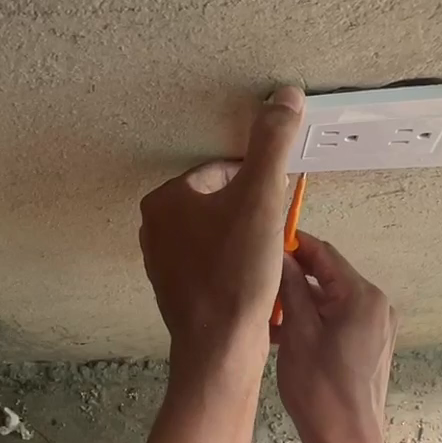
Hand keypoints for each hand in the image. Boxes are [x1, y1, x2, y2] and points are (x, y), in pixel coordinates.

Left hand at [139, 87, 303, 362]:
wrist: (221, 347)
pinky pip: (215, 265)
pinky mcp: (179, 292)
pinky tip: (254, 285)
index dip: (259, 185)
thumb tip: (285, 95)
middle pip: (222, 203)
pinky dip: (237, 269)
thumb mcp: (262, 197)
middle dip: (253, 214)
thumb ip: (272, 143)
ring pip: (220, 235)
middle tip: (272, 238)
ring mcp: (164, 264)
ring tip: (264, 262)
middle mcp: (156, 229)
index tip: (274, 208)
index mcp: (165, 200)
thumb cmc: (236, 273)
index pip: (224, 171)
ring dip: (248, 241)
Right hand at [274, 232, 397, 442]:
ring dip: (300, 302)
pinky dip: (313, 320)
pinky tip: (283, 334)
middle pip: (329, 275)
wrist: (348, 442)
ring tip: (266, 314)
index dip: (294, 244)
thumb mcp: (297, 333)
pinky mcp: (371, 343)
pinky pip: (338, 319)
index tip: (263, 244)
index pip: (324, 253)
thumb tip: (280, 255)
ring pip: (331, 299)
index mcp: (362, 296)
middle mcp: (376, 304)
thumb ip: (290, 288)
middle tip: (258, 283)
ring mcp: (377, 325)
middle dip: (293, 277)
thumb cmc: (319, 389)